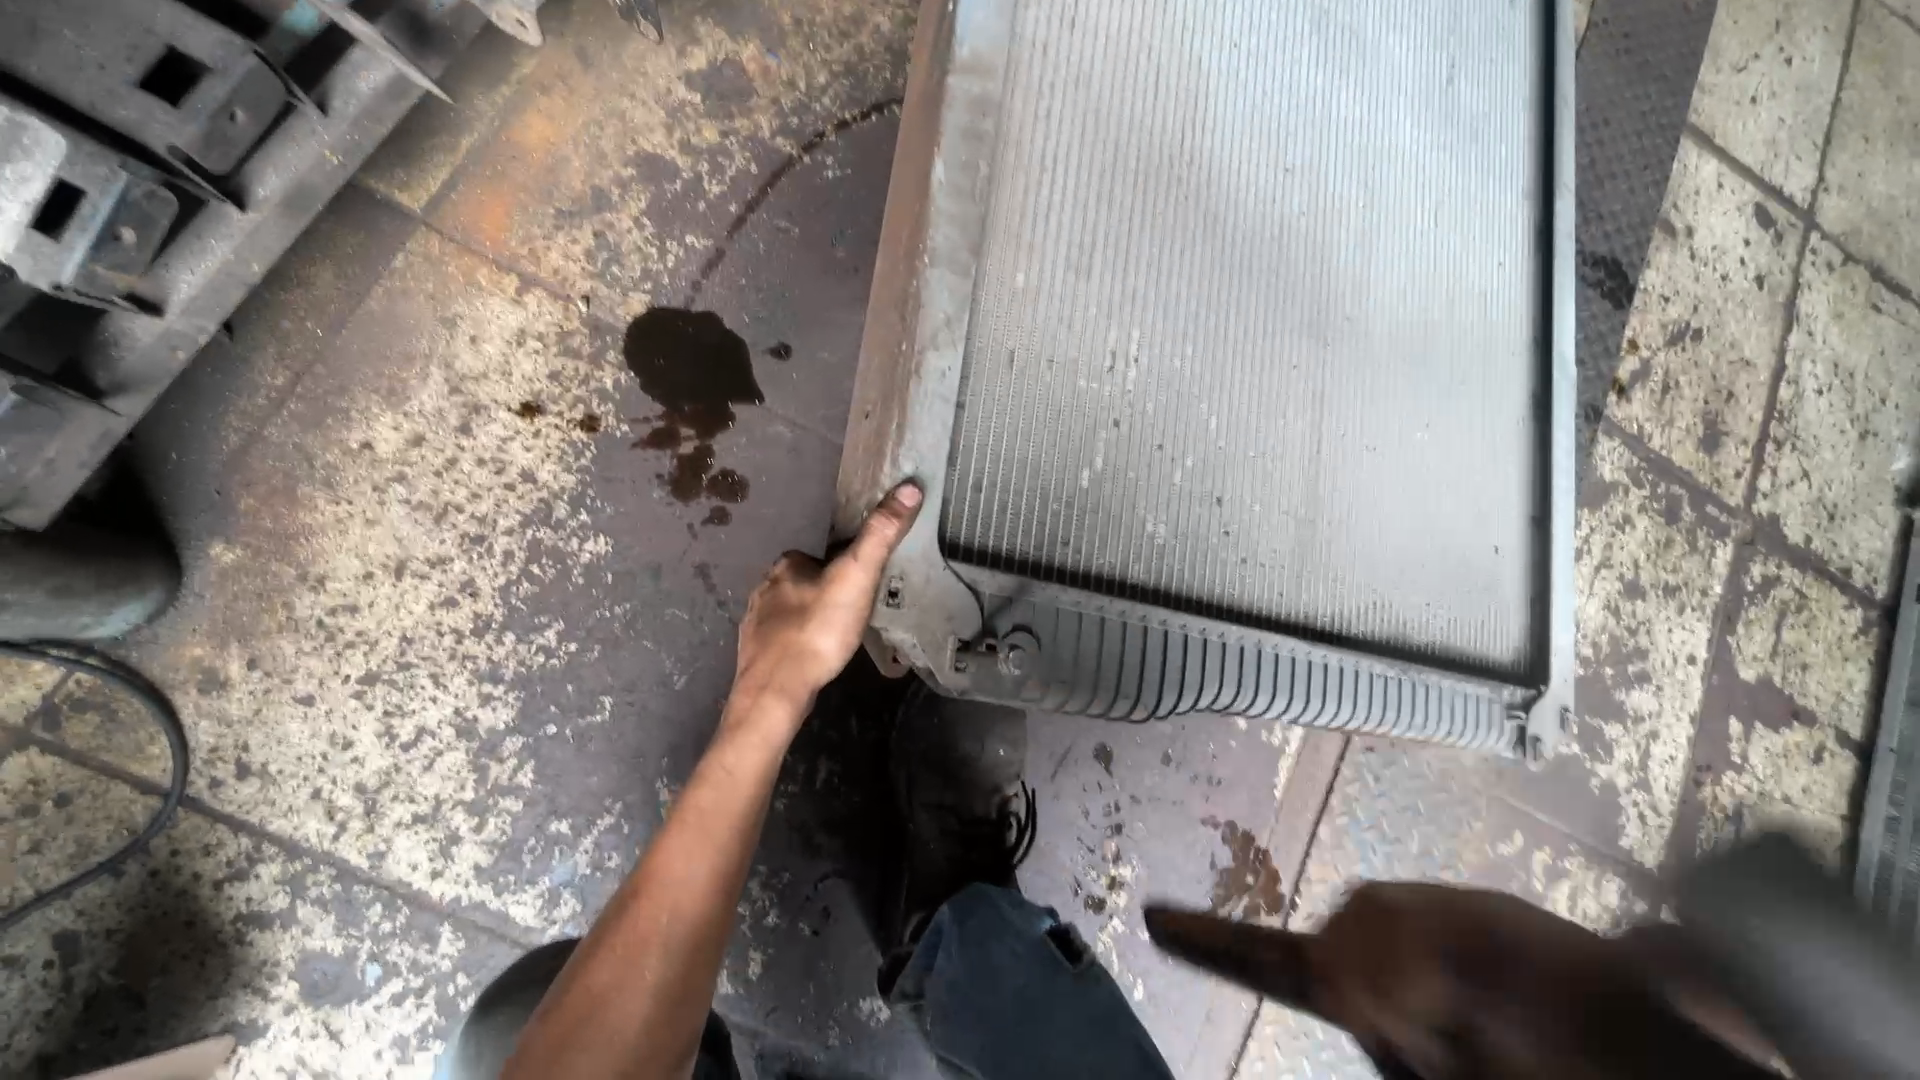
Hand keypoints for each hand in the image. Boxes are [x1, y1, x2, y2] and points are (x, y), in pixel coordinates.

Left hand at [730, 482, 922, 723]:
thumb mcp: (856, 577)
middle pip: (801, 583)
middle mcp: (763, 588)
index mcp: (786, 565)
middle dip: (822, 594)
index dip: (837, 567)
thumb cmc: (817, 630)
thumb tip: (909, 488)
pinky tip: (812, 658)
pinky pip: (780, 640)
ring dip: (808, 619)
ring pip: (788, 612)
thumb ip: (880, 535)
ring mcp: (754, 622)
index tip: (858, 583)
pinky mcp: (753, 653)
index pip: (815, 555)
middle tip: (851, 613)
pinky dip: (796, 644)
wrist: (776, 690)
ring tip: (834, 637)